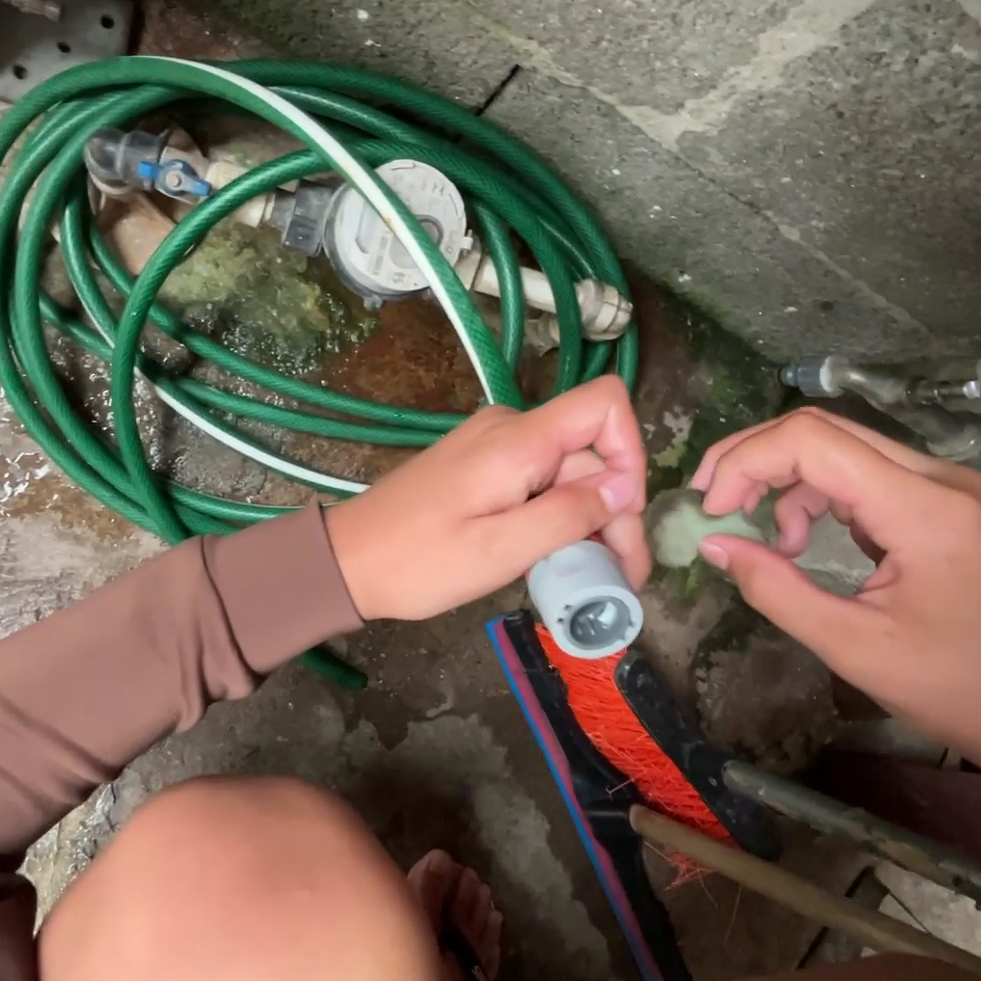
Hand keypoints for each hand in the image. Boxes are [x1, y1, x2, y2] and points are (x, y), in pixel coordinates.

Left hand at [325, 376, 647, 621]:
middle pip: (590, 450)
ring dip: (589, 517)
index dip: (631, 454)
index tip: (623, 516)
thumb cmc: (419, 561)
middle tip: (621, 576)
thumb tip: (625, 485)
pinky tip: (556, 554)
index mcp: (516, 440)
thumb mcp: (500, 550)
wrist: (348, 560)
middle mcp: (509, 428)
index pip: (603, 405)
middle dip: (615, 510)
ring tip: (595, 574)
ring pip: (567, 468)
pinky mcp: (481, 464)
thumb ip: (566, 514)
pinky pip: (538, 478)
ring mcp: (492, 444)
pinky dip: (557, 513)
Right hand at [690, 408, 980, 805]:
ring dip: (785, 480)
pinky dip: (819, 495)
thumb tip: (712, 545)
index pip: (810, 440)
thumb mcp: (855, 648)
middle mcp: (942, 479)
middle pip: (822, 429)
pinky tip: (807, 541)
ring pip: (843, 447)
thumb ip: (775, 589)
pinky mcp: (952, 505)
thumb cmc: (965, 692)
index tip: (709, 512)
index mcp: (924, 509)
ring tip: (765, 539)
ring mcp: (952, 489)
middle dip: (752, 458)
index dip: (743, 463)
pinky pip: (868, 474)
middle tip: (711, 504)